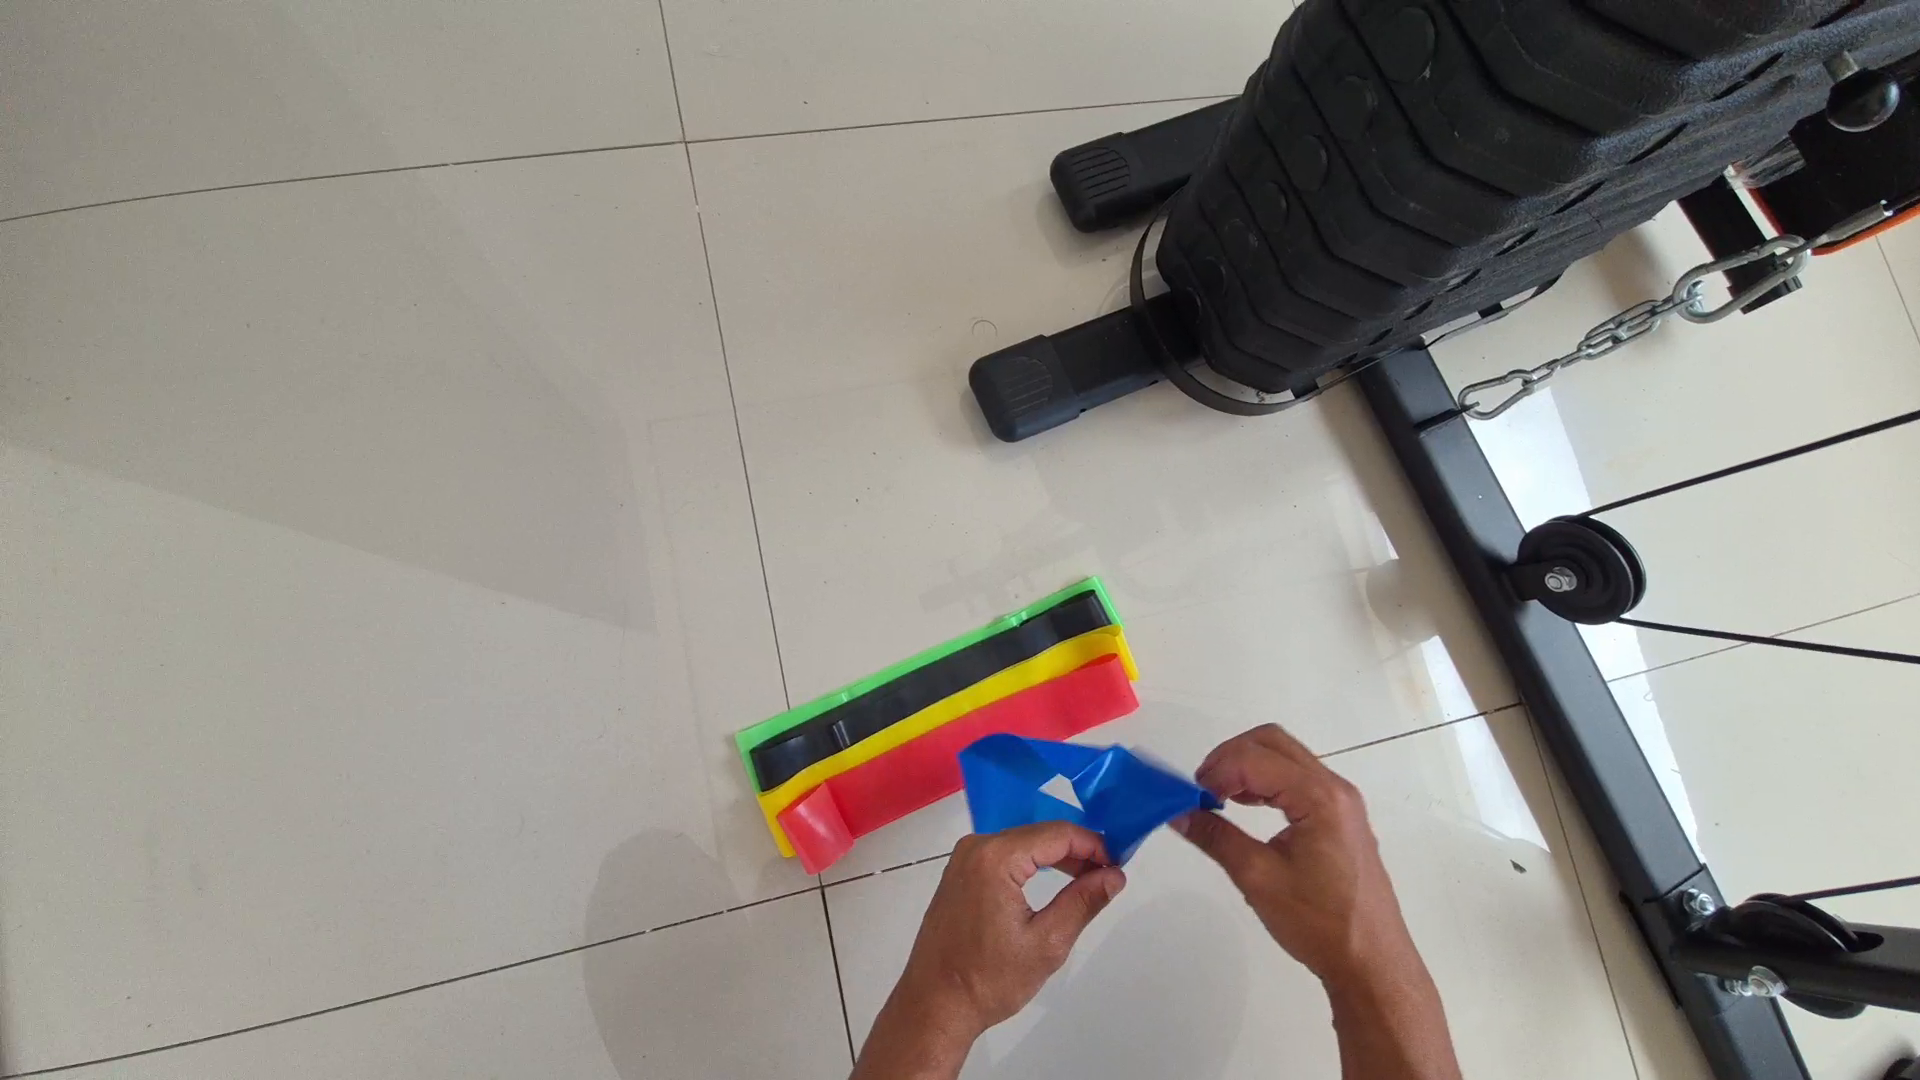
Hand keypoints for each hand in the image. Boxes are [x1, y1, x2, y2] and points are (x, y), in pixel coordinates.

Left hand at [898, 822, 1126, 1032]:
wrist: (934, 1003)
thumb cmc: (989, 979)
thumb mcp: (1047, 944)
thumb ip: (1083, 902)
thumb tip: (1114, 875)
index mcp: (996, 856)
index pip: (1056, 834)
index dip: (1092, 844)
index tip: (1118, 863)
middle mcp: (977, 845)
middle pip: (1038, 835)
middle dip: (1076, 851)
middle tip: (1108, 875)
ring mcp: (964, 857)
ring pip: (1022, 843)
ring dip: (1055, 857)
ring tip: (1087, 881)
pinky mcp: (960, 871)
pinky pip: (1004, 855)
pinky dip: (1031, 864)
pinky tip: (1052, 882)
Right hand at [1175, 723, 1412, 982]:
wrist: (1373, 966)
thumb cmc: (1318, 922)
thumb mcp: (1257, 878)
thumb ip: (1214, 837)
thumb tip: (1177, 812)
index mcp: (1319, 797)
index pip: (1255, 758)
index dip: (1217, 770)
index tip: (1192, 797)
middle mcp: (1334, 788)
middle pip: (1272, 742)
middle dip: (1230, 757)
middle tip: (1203, 788)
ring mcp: (1341, 801)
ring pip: (1284, 756)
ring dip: (1247, 766)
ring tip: (1218, 797)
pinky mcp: (1340, 816)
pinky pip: (1296, 777)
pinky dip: (1265, 780)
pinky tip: (1245, 806)